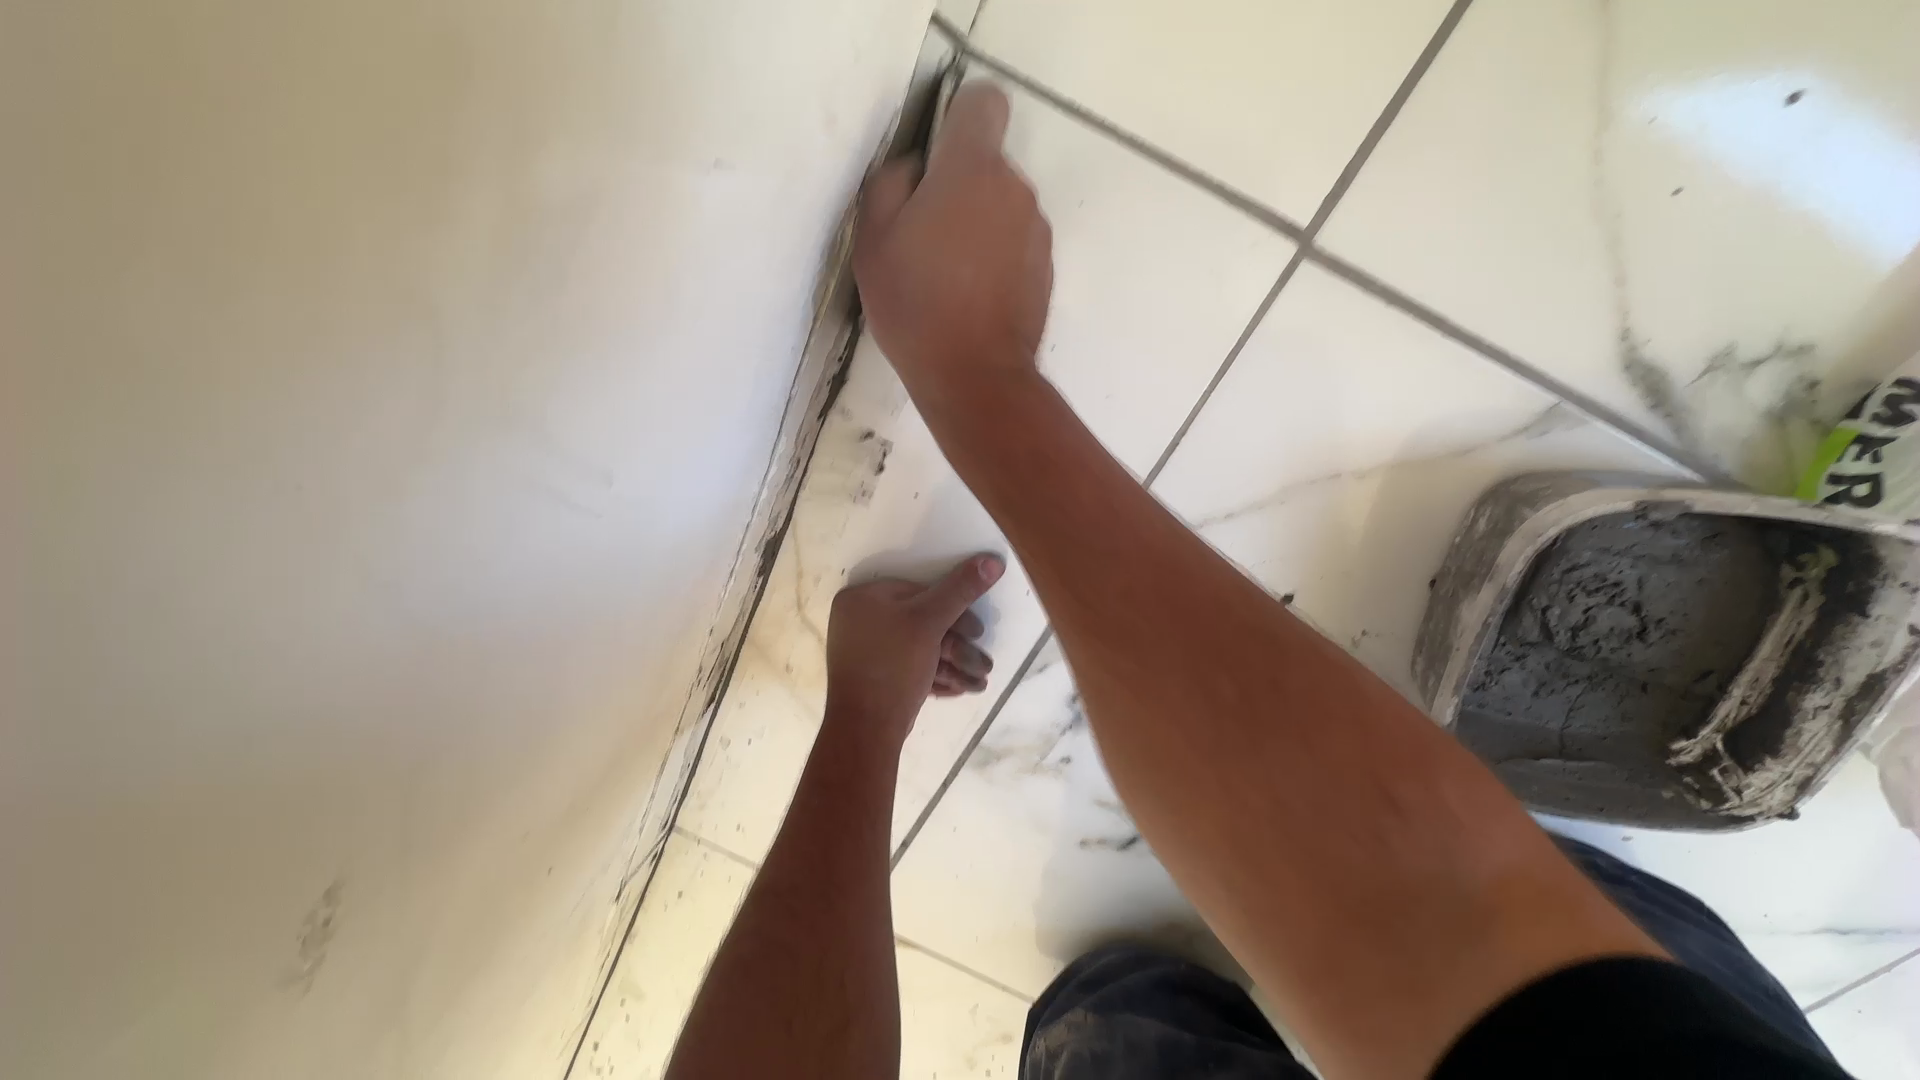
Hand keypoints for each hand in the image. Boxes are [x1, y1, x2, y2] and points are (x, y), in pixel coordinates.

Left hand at [824, 554, 1005, 746]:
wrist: (866, 729)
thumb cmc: (893, 665)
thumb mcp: (930, 621)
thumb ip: (960, 590)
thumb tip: (992, 562)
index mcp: (862, 599)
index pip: (917, 592)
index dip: (953, 609)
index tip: (977, 630)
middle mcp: (859, 622)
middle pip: (921, 623)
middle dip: (958, 646)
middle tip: (984, 663)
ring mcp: (865, 653)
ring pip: (920, 650)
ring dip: (953, 665)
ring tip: (979, 683)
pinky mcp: (875, 679)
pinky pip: (910, 669)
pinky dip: (935, 676)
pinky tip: (960, 689)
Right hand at [854, 83, 1052, 403]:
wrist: (973, 374)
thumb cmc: (915, 304)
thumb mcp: (873, 240)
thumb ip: (890, 184)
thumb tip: (913, 170)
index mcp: (971, 169)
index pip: (983, 103)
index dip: (958, 118)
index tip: (935, 154)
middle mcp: (1015, 189)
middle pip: (987, 164)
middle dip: (958, 185)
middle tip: (923, 236)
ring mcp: (1036, 231)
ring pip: (1002, 207)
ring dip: (978, 225)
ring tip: (946, 275)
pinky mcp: (1046, 269)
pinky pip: (1015, 244)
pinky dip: (996, 257)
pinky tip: (971, 296)